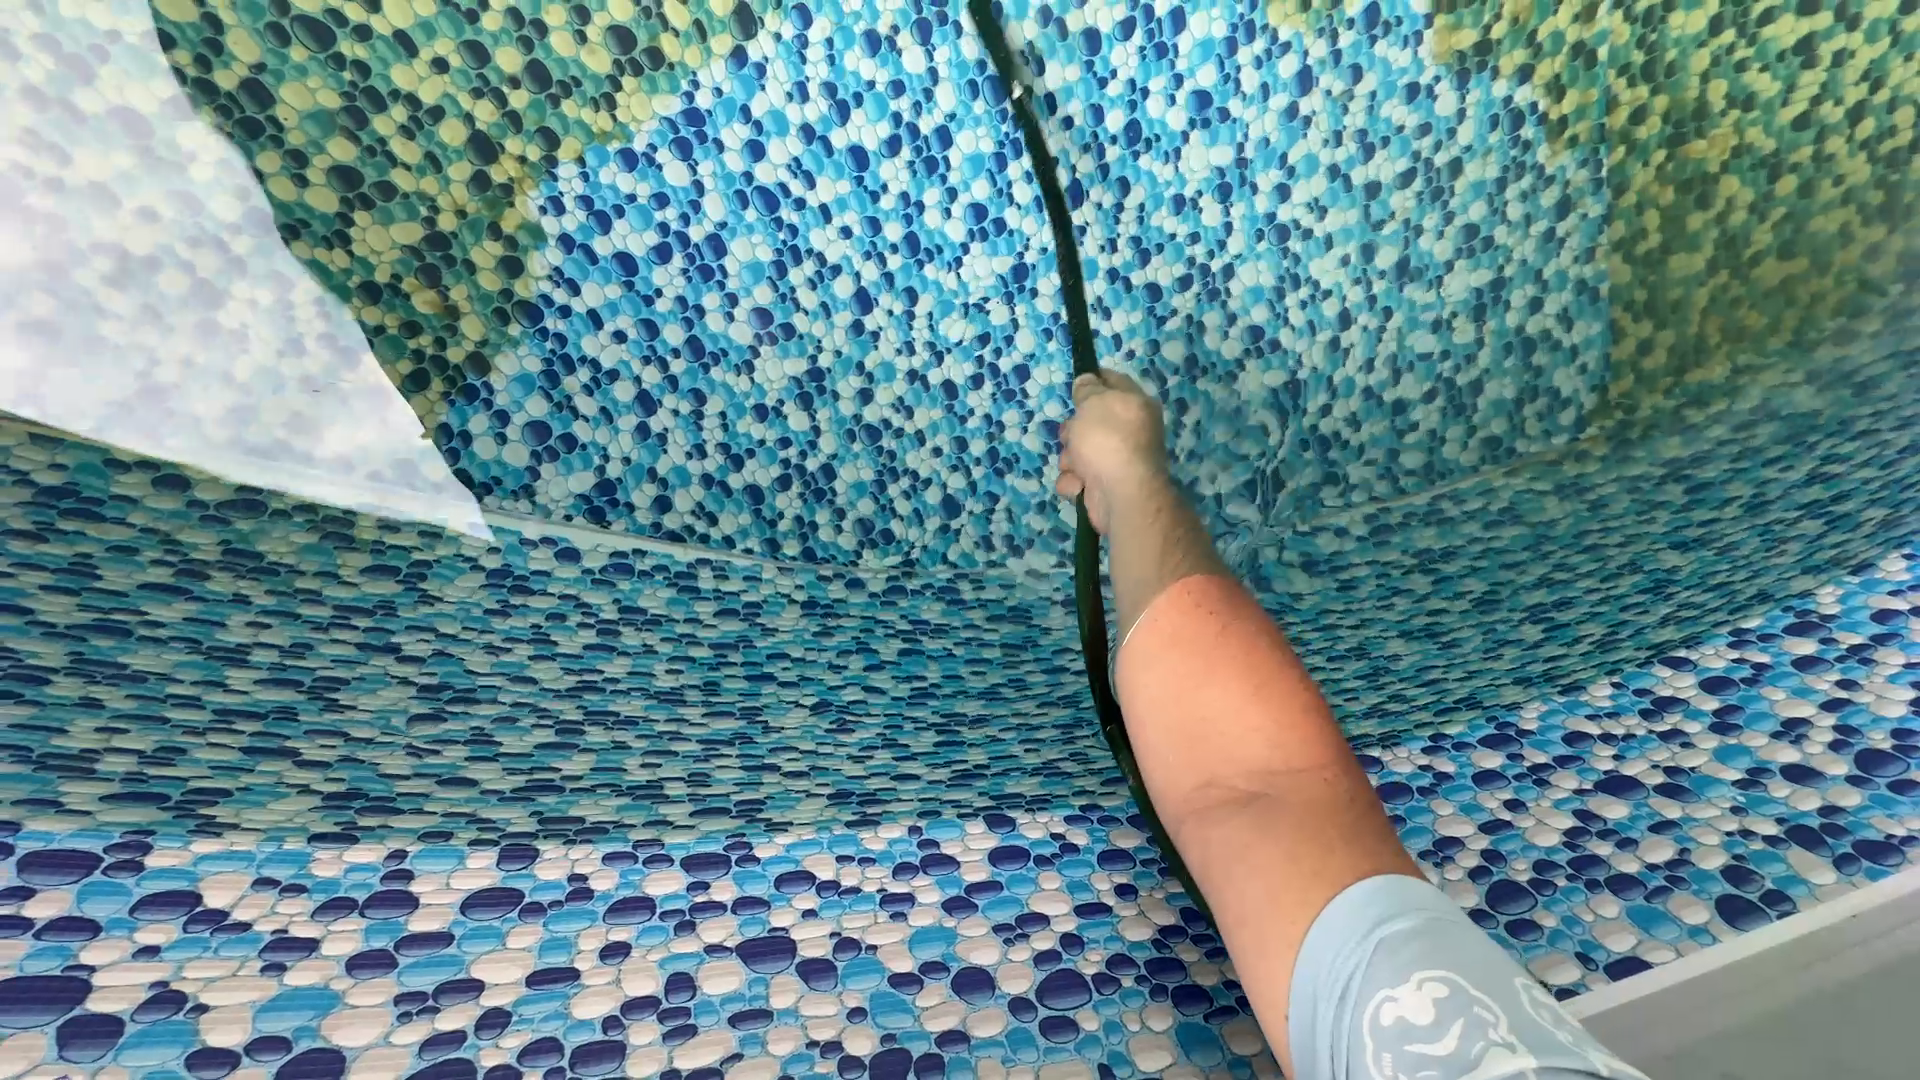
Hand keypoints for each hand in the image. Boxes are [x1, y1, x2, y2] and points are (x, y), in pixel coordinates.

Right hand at [1055, 369, 1170, 533]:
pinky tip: (1079, 484)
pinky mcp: (1102, 485)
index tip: (1075, 382)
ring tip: (1076, 465)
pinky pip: (1076, 476)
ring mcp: (1115, 460)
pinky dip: (1073, 480)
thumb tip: (1087, 381)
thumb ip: (1088, 388)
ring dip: (1069, 458)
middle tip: (1072, 434)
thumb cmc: (1108, 440)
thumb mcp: (1094, 401)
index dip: (1093, 379)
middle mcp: (1128, 431)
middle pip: (1088, 421)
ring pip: (1076, 450)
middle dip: (1072, 429)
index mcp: (1135, 405)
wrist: (1119, 494)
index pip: (1114, 382)